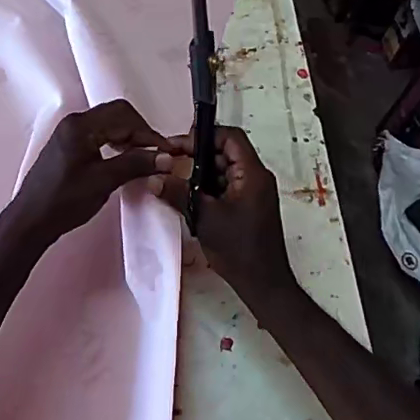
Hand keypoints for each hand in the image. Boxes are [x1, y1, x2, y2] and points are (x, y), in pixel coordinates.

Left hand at [4, 100, 173, 249]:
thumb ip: (134, 164)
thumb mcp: (103, 181)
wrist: (31, 220)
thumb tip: (164, 157)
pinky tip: (124, 158)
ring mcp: (70, 132)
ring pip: (109, 123)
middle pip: (117, 114)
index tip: (164, 150)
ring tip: (144, 157)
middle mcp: (74, 123)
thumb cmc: (62, 201)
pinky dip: (117, 141)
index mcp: (80, 126)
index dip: (147, 132)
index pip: (123, 115)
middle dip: (140, 131)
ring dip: (129, 136)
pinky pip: (100, 132)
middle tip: (156, 153)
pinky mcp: (70, 144)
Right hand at [151, 126, 296, 303]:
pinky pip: (226, 185)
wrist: (263, 284)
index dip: (204, 136)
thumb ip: (179, 193)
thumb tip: (155, 178)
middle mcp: (256, 178)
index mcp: (252, 174)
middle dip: (197, 156)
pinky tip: (190, 199)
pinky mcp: (248, 205)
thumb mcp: (205, 217)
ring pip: (223, 170)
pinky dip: (208, 188)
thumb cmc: (240, 249)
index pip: (230, 137)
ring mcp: (253, 192)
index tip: (180, 146)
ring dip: (201, 174)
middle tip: (172, 163)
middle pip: (225, 152)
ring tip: (177, 182)